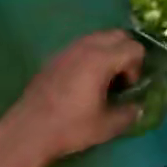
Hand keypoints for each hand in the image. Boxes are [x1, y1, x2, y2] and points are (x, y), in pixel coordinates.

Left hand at [0, 29, 144, 166]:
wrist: (28, 131)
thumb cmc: (70, 127)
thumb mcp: (106, 126)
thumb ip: (128, 113)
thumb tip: (137, 108)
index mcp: (101, 59)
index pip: (134, 47)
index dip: (137, 67)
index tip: (127, 88)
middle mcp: (86, 47)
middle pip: (118, 35)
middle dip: (126, 53)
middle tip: (121, 79)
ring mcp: (68, 49)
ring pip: (99, 37)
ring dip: (109, 52)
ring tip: (104, 80)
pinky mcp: (55, 57)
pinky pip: (82, 45)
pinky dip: (92, 55)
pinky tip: (84, 81)